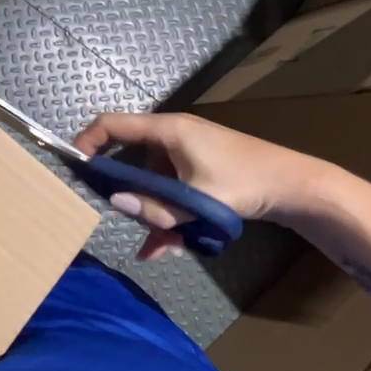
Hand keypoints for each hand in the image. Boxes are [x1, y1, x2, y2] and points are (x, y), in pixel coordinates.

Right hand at [73, 112, 343, 258]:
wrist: (296, 186)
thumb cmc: (245, 183)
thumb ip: (155, 207)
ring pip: (152, 179)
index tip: (74, 165)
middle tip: (113, 212)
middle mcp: (172, 135)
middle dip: (122, 189)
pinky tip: (167, 245)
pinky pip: (170, 187)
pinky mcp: (199, 168)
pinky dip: (167, 211)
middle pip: (130, 156)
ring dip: (150, 210)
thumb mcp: (197, 201)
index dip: (87, 141)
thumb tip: (116, 203)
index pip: (112, 124)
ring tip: (154, 245)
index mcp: (168, 130)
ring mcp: (186, 152)